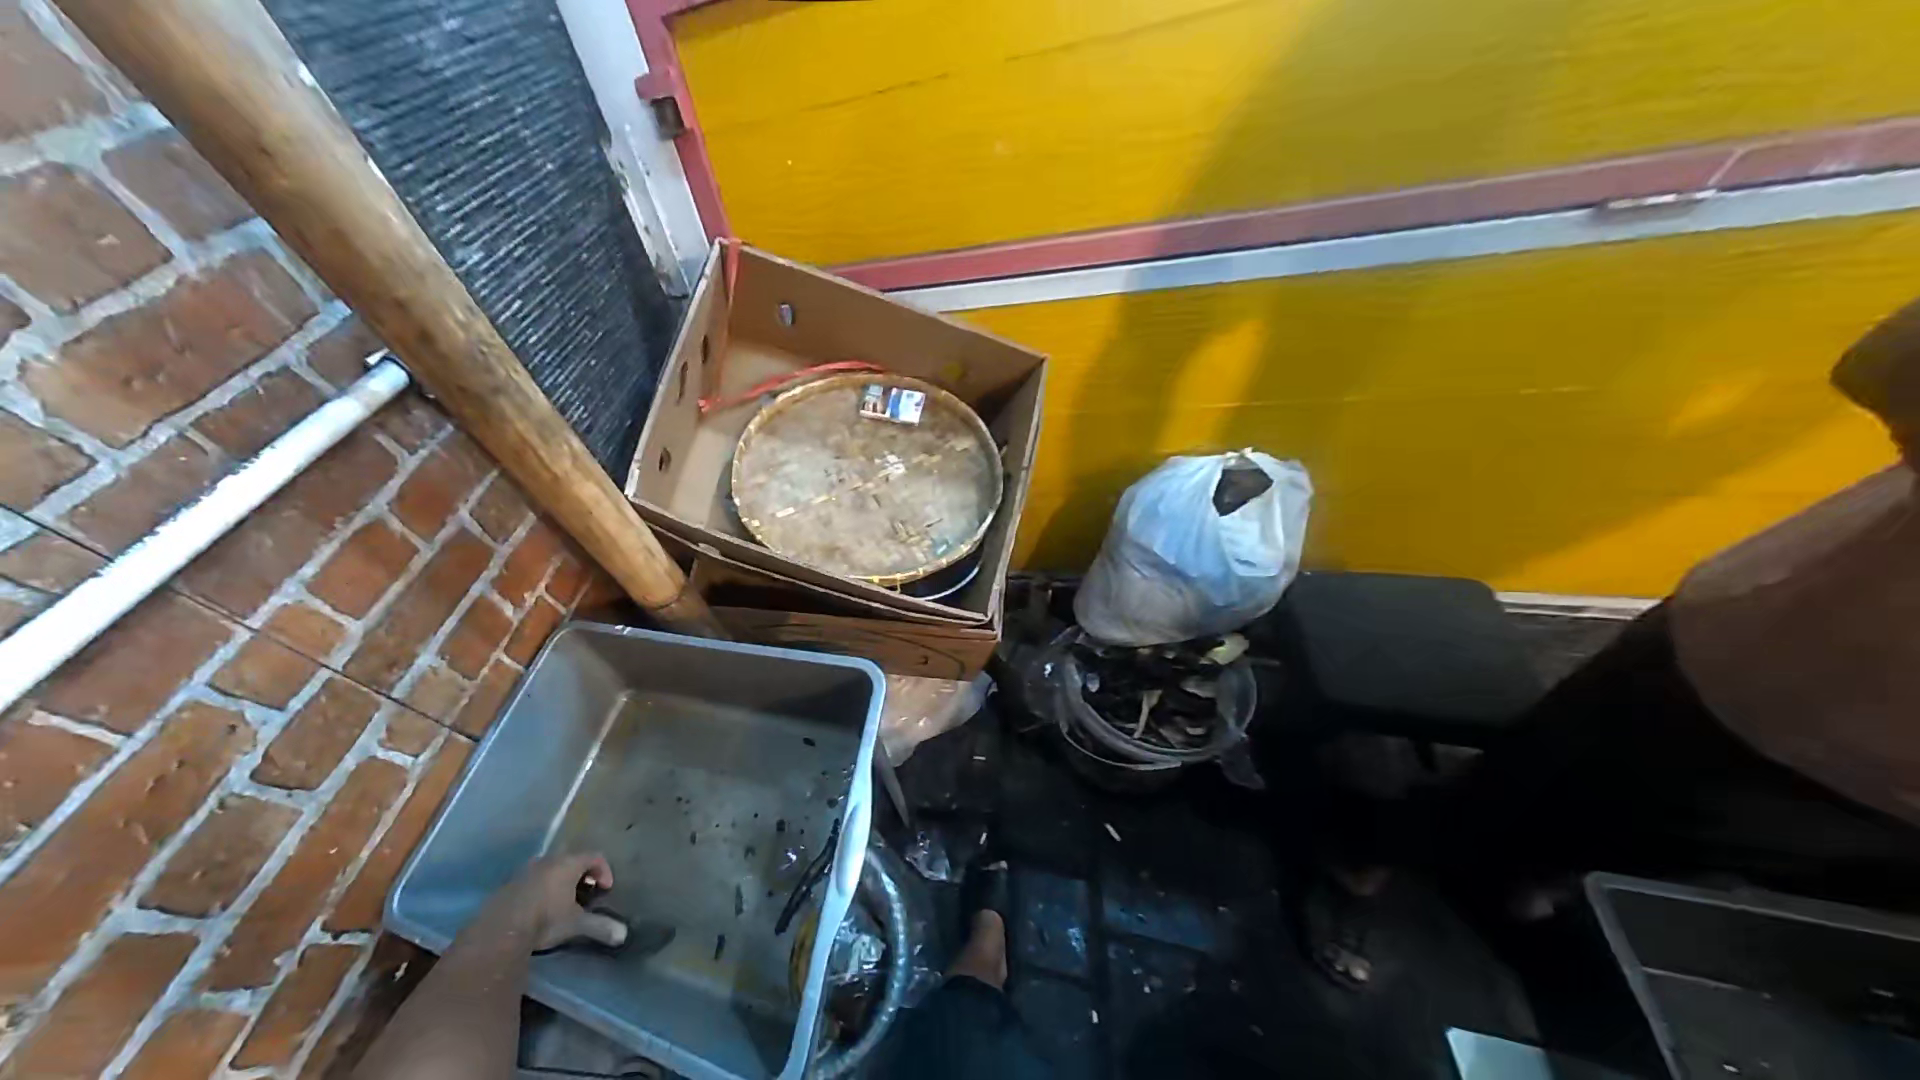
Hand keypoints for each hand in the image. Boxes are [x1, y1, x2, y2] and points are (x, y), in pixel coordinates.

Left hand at [489, 852, 627, 952]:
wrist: (497, 934)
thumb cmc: (545, 920)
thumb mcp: (576, 924)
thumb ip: (600, 927)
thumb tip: (623, 935)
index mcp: (568, 863)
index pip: (595, 856)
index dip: (604, 870)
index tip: (605, 889)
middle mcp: (547, 861)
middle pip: (571, 859)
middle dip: (580, 874)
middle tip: (584, 892)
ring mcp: (524, 872)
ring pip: (548, 869)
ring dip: (557, 881)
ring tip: (560, 902)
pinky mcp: (506, 887)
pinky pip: (529, 881)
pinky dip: (538, 890)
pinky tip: (536, 910)